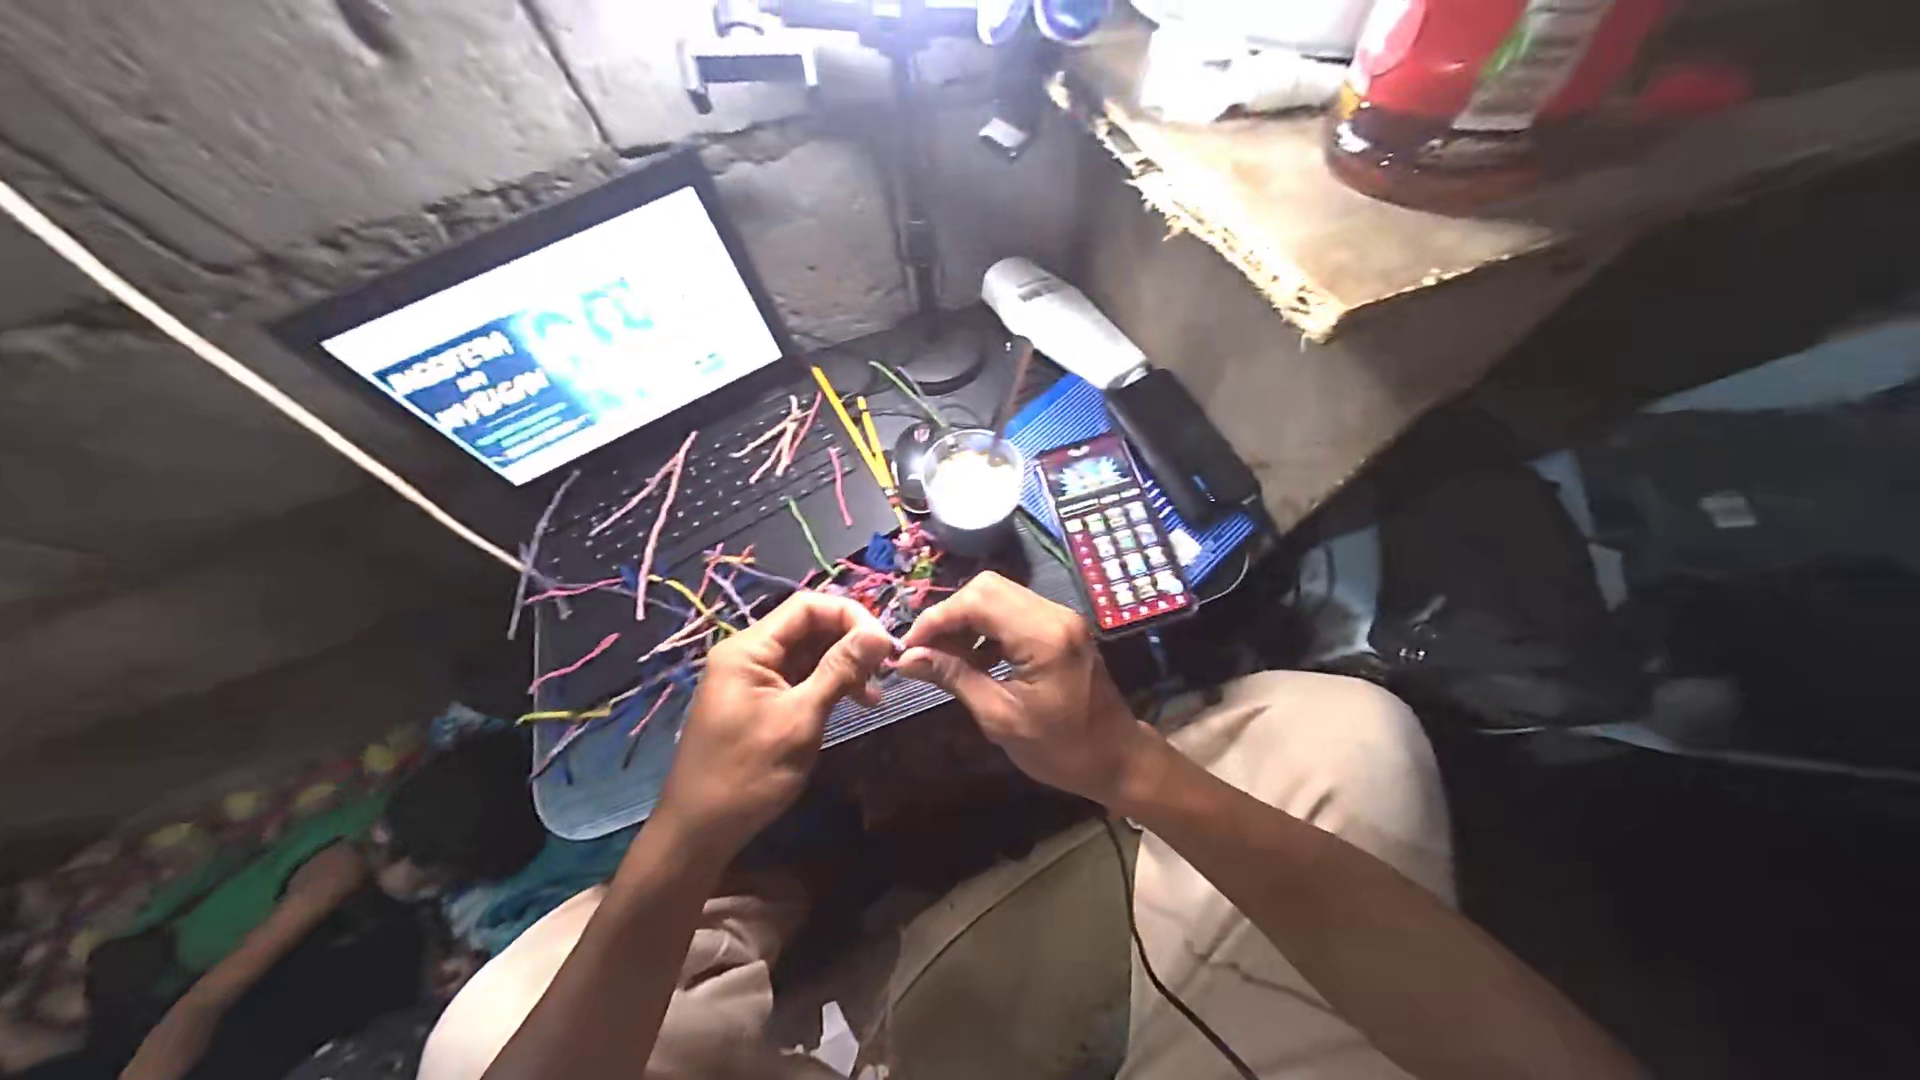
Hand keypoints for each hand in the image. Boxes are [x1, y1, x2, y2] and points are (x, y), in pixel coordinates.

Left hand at [655, 592, 896, 853]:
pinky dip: (833, 685)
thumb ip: (839, 671)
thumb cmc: (747, 774)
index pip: (807, 606)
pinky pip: (804, 677)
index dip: (851, 615)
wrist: (699, 832)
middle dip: (852, 641)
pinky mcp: (765, 700)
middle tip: (886, 668)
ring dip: (847, 665)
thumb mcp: (800, 719)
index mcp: (749, 648)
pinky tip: (859, 702)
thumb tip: (880, 633)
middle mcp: (751, 654)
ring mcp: (757, 678)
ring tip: (875, 692)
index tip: (885, 643)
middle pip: (810, 627)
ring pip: (811, 653)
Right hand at [895, 572, 1161, 807]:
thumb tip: (907, 658)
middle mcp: (1054, 614)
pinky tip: (974, 660)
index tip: (909, 647)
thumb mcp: (1001, 718)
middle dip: (949, 616)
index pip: (978, 601)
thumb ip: (954, 678)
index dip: (936, 619)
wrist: (1117, 759)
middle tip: (926, 652)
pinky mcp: (1059, 626)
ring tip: (947, 659)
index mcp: (1044, 636)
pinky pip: (1012, 611)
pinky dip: (985, 628)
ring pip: (998, 595)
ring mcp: (1060, 617)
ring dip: (966, 621)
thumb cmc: (1062, 749)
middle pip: (987, 587)